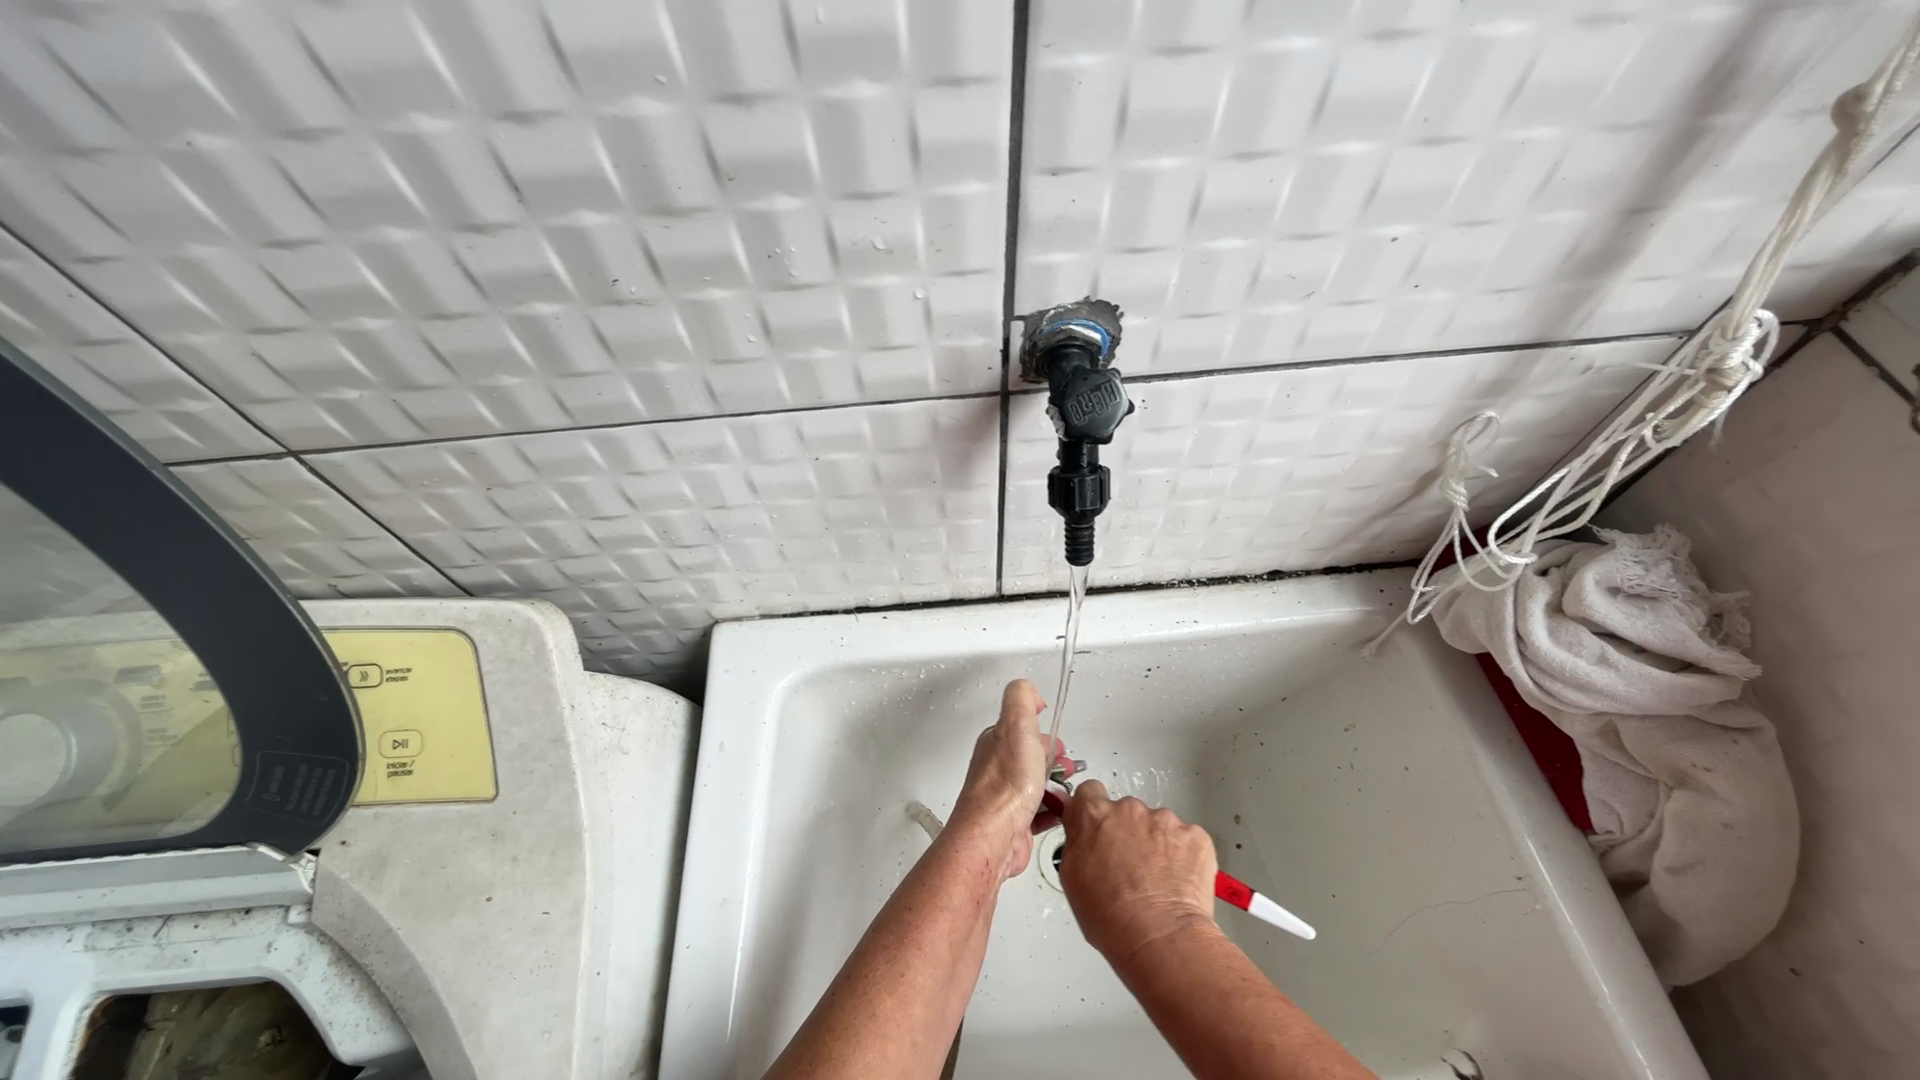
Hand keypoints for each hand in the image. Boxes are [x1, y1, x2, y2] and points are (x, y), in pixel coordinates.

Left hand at [950, 680, 1068, 879]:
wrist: (995, 836)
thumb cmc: (1005, 788)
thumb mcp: (1017, 726)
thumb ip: (1022, 698)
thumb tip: (1030, 690)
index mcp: (997, 742)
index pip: (1022, 728)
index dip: (1043, 731)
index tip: (1056, 737)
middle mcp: (998, 768)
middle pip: (1031, 756)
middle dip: (1054, 759)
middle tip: (1066, 765)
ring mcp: (1007, 795)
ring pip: (1038, 784)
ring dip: (1058, 786)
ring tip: (1067, 789)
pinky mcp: (1016, 821)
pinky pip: (1041, 812)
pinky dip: (1056, 810)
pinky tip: (1062, 811)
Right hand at [1060, 780, 1217, 961]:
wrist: (1160, 938)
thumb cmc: (1113, 916)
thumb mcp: (1072, 876)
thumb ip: (1076, 839)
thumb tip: (1078, 826)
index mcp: (1095, 815)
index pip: (1090, 792)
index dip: (1093, 810)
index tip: (1098, 828)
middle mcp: (1130, 809)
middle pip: (1126, 811)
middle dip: (1128, 833)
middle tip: (1129, 868)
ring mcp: (1165, 821)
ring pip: (1158, 825)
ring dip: (1157, 845)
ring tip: (1156, 881)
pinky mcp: (1195, 836)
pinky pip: (1186, 839)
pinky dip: (1183, 856)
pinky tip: (1176, 883)